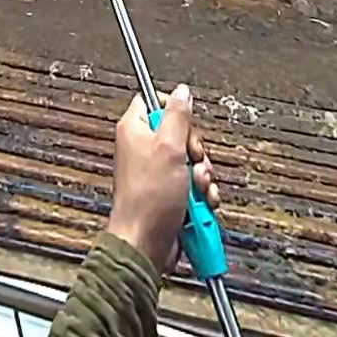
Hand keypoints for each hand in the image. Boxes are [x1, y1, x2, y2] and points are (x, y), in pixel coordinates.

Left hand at [106, 85, 220, 271]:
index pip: (156, 101)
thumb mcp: (169, 147)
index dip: (176, 111)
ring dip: (201, 176)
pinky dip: (201, 195)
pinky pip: (192, 185)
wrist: (146, 244)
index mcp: (135, 128)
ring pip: (190, 161)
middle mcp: (144, 147)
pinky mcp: (168, 193)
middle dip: (195, 151)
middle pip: (180, 133)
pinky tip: (201, 204)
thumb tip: (182, 91)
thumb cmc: (148, 198)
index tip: (184, 126)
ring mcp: (156, 171)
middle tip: (192, 162)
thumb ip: (178, 116)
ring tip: (196, 188)